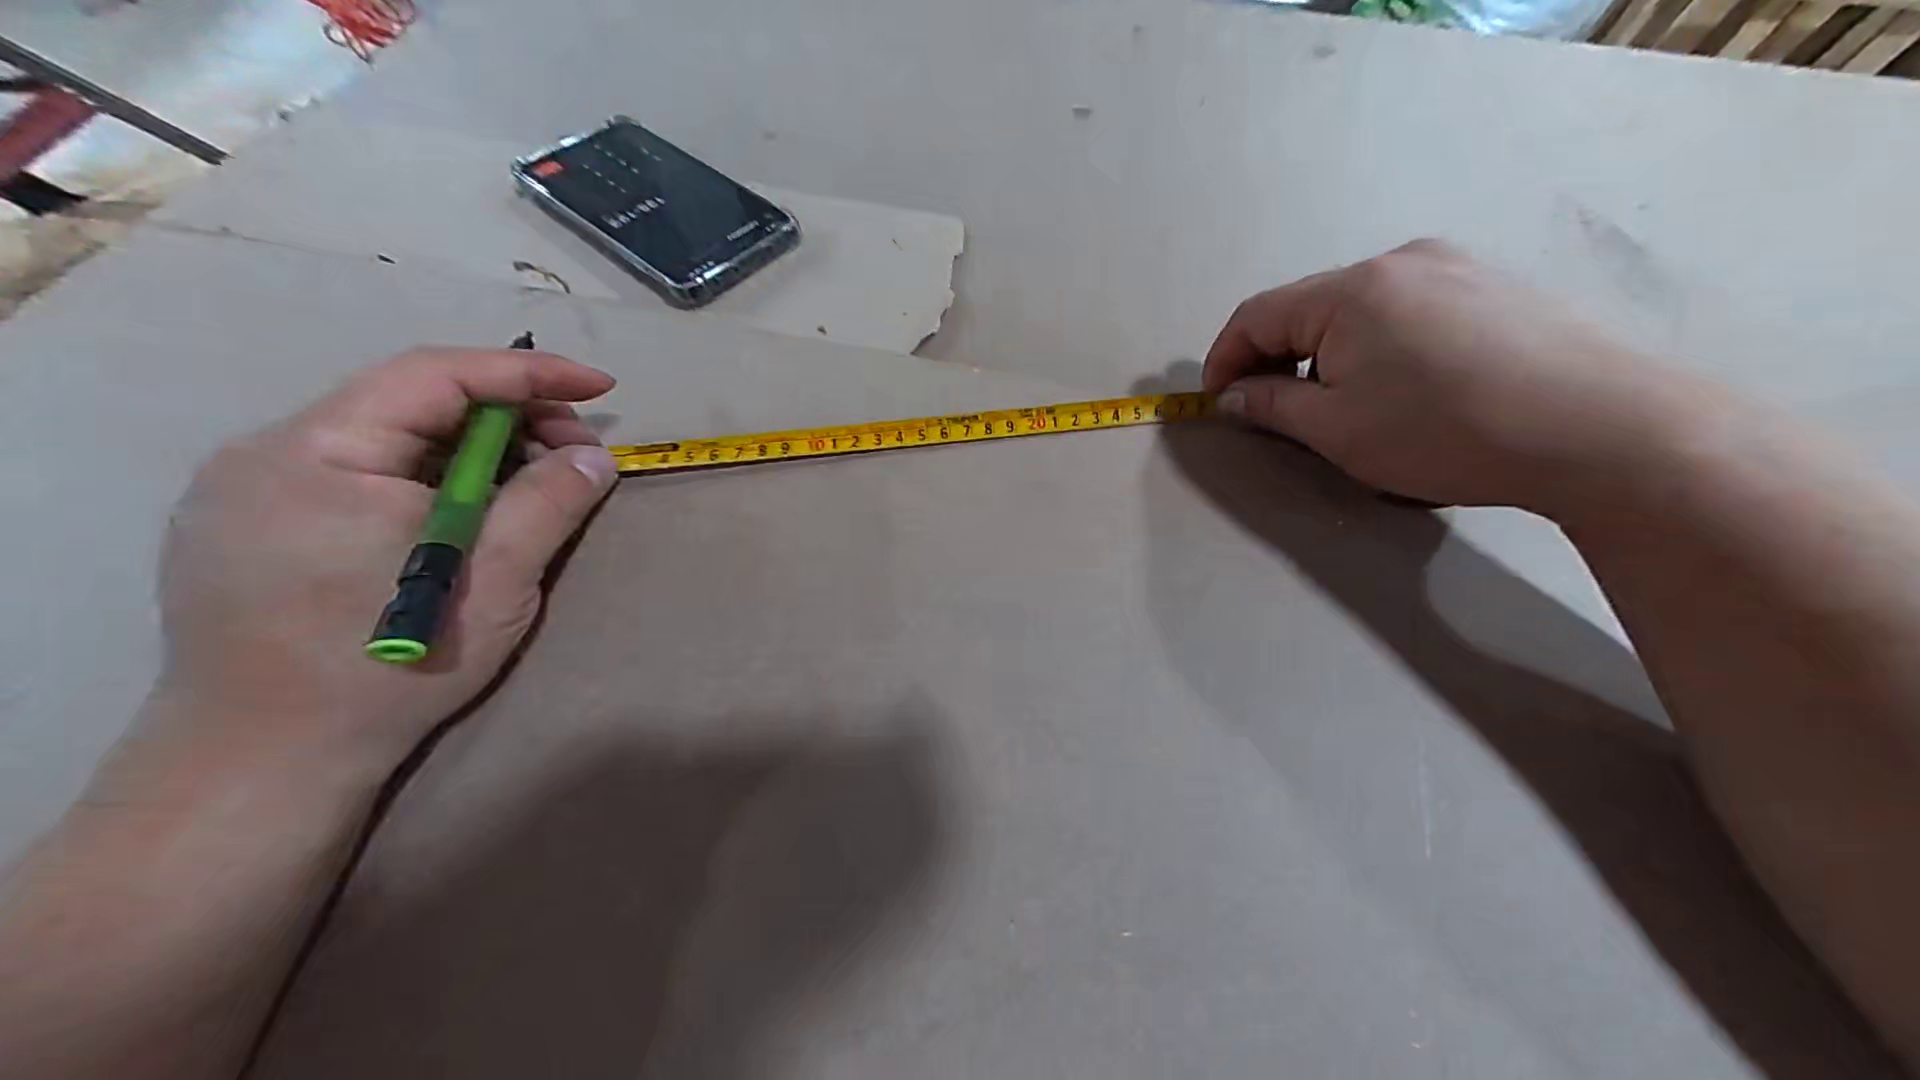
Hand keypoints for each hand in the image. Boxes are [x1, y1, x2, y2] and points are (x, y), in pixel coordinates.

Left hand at [148, 348, 619, 771]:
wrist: (264, 762)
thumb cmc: (389, 665)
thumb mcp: (495, 580)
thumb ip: (550, 503)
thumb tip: (596, 458)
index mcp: (319, 453)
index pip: (437, 376)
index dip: (528, 373)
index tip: (599, 385)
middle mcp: (270, 452)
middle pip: (413, 402)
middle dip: (509, 418)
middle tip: (576, 457)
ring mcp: (252, 489)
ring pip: (390, 438)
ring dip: (474, 451)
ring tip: (531, 488)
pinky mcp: (254, 526)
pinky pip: (363, 472)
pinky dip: (431, 477)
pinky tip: (467, 514)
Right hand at [1202, 239, 1726, 512]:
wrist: (1600, 429)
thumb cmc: (1443, 431)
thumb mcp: (1335, 430)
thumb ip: (1271, 406)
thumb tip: (1233, 396)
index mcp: (1351, 290)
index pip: (1256, 315)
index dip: (1224, 358)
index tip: (1215, 401)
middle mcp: (1399, 261)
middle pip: (1307, 306)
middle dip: (1275, 357)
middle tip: (1271, 407)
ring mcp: (1455, 267)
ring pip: (1358, 308)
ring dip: (1325, 352)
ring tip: (1336, 401)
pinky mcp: (1494, 287)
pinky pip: (1407, 309)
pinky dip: (1376, 344)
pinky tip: (1399, 384)